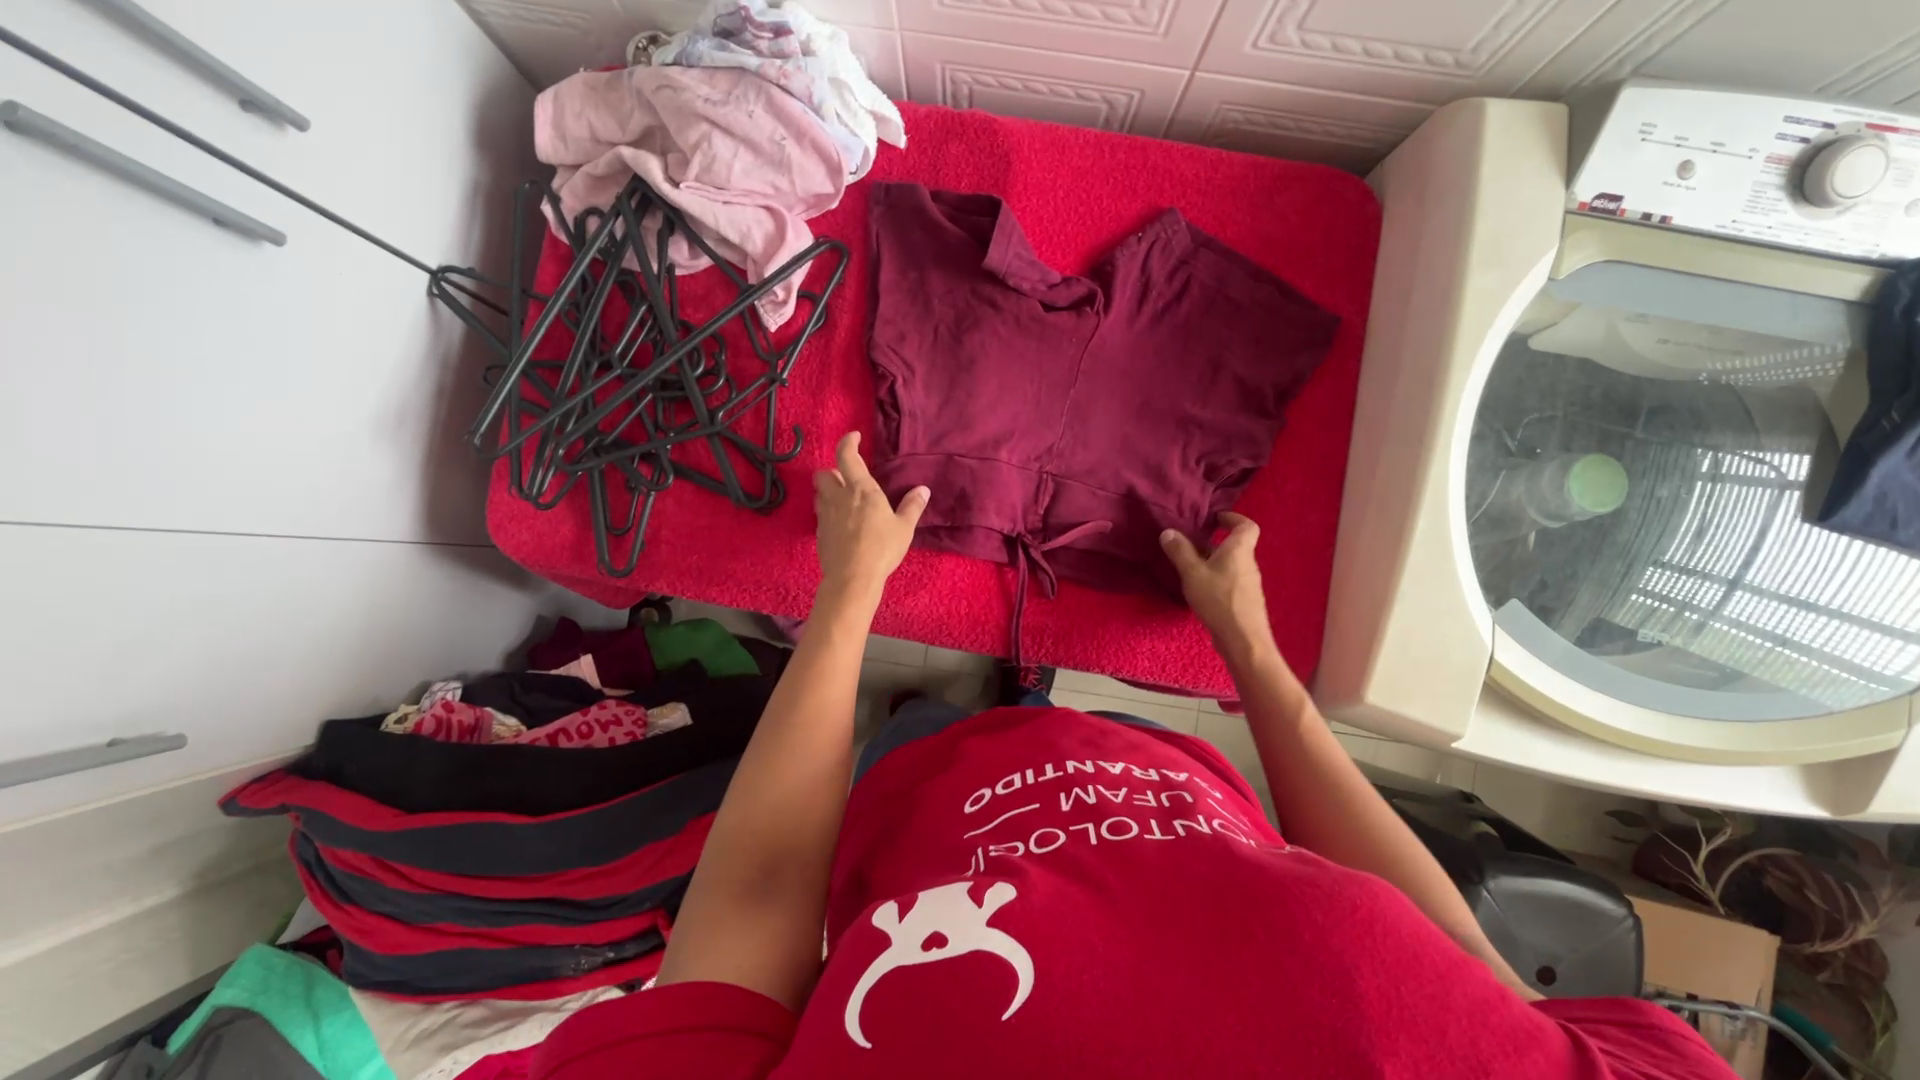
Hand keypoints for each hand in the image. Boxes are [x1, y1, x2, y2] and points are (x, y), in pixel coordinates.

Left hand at [812, 432, 928, 602]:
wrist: (852, 578)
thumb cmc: (881, 548)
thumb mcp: (904, 528)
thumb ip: (912, 506)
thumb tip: (923, 490)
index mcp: (861, 489)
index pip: (846, 455)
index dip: (848, 442)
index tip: (854, 438)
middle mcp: (839, 497)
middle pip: (823, 474)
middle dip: (833, 472)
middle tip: (847, 479)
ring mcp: (826, 515)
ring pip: (818, 493)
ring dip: (828, 491)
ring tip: (843, 500)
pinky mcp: (820, 532)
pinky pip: (820, 514)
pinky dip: (828, 512)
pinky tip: (841, 523)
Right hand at [1160, 513, 1276, 663]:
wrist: (1243, 639)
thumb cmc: (1218, 599)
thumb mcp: (1192, 573)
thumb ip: (1180, 551)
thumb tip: (1168, 532)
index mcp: (1239, 550)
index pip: (1246, 525)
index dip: (1233, 518)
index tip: (1215, 518)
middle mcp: (1248, 563)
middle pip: (1235, 546)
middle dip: (1215, 543)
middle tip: (1192, 544)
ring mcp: (1249, 583)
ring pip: (1231, 565)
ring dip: (1214, 562)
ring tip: (1191, 568)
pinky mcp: (1245, 601)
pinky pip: (1230, 581)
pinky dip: (1217, 579)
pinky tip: (1200, 591)